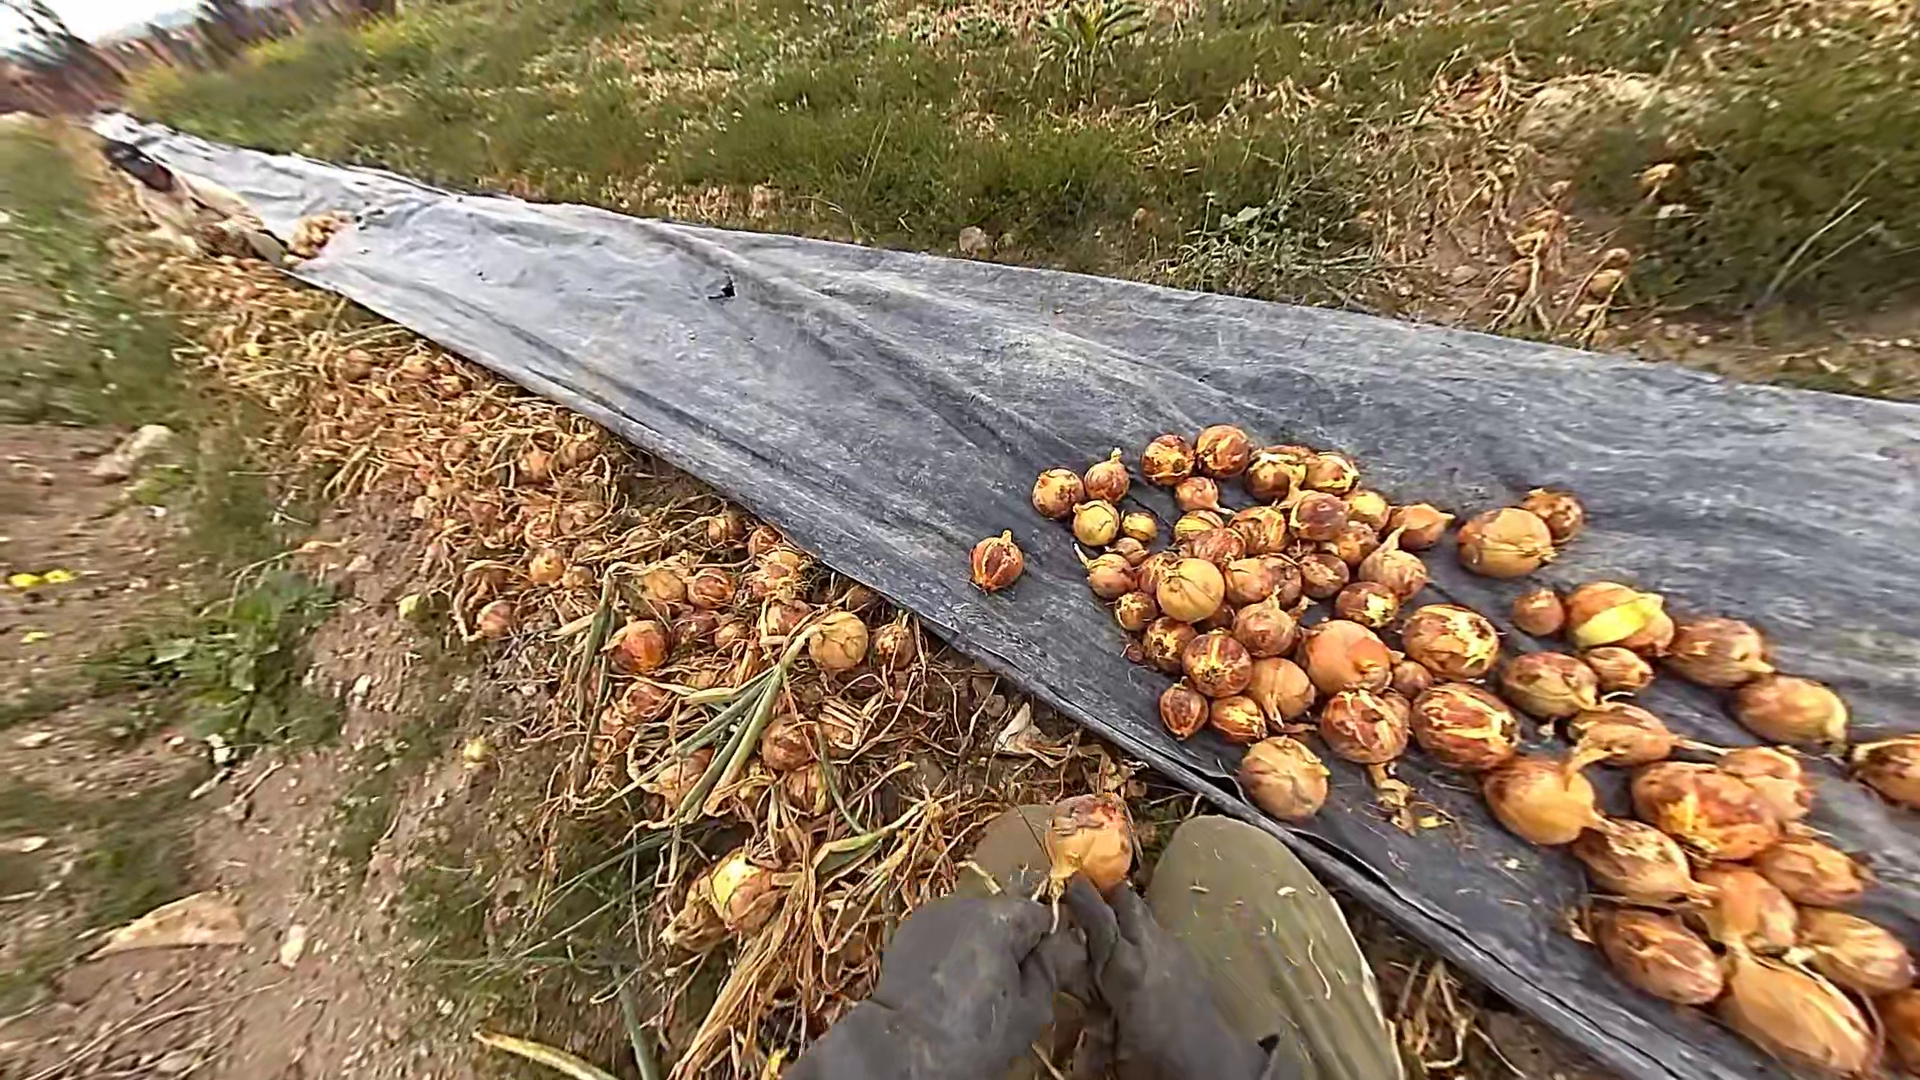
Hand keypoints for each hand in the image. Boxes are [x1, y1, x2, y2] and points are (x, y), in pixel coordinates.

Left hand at [787, 892, 1084, 1079]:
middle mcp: (970, 900)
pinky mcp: (913, 924)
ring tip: (972, 986)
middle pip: (1004, 914)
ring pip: (973, 920)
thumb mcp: (1028, 1010)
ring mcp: (937, 910)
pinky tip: (945, 980)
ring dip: (979, 942)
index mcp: (1003, 916)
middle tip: (1006, 987)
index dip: (1045, 943)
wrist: (904, 1047)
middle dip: (1010, 942)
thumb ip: (1053, 966)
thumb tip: (1073, 941)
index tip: (1041, 973)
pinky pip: (945, 928)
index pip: (1039, 913)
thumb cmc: (974, 1035)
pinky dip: (951, 946)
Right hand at [1063, 876, 1268, 1079]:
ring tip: (1114, 933)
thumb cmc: (1158, 1061)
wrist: (1216, 1070)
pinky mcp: (1185, 954)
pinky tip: (1140, 957)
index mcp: (1122, 963)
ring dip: (1125, 913)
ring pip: (1142, 909)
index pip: (1094, 909)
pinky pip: (1157, 929)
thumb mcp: (1111, 1036)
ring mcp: (1169, 945)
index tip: (1064, 885)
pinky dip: (1143, 934)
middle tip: (1089, 904)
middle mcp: (1146, 944)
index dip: (1076, 893)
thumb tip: (1067, 977)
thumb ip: (1089, 999)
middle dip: (1104, 893)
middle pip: (1123, 895)